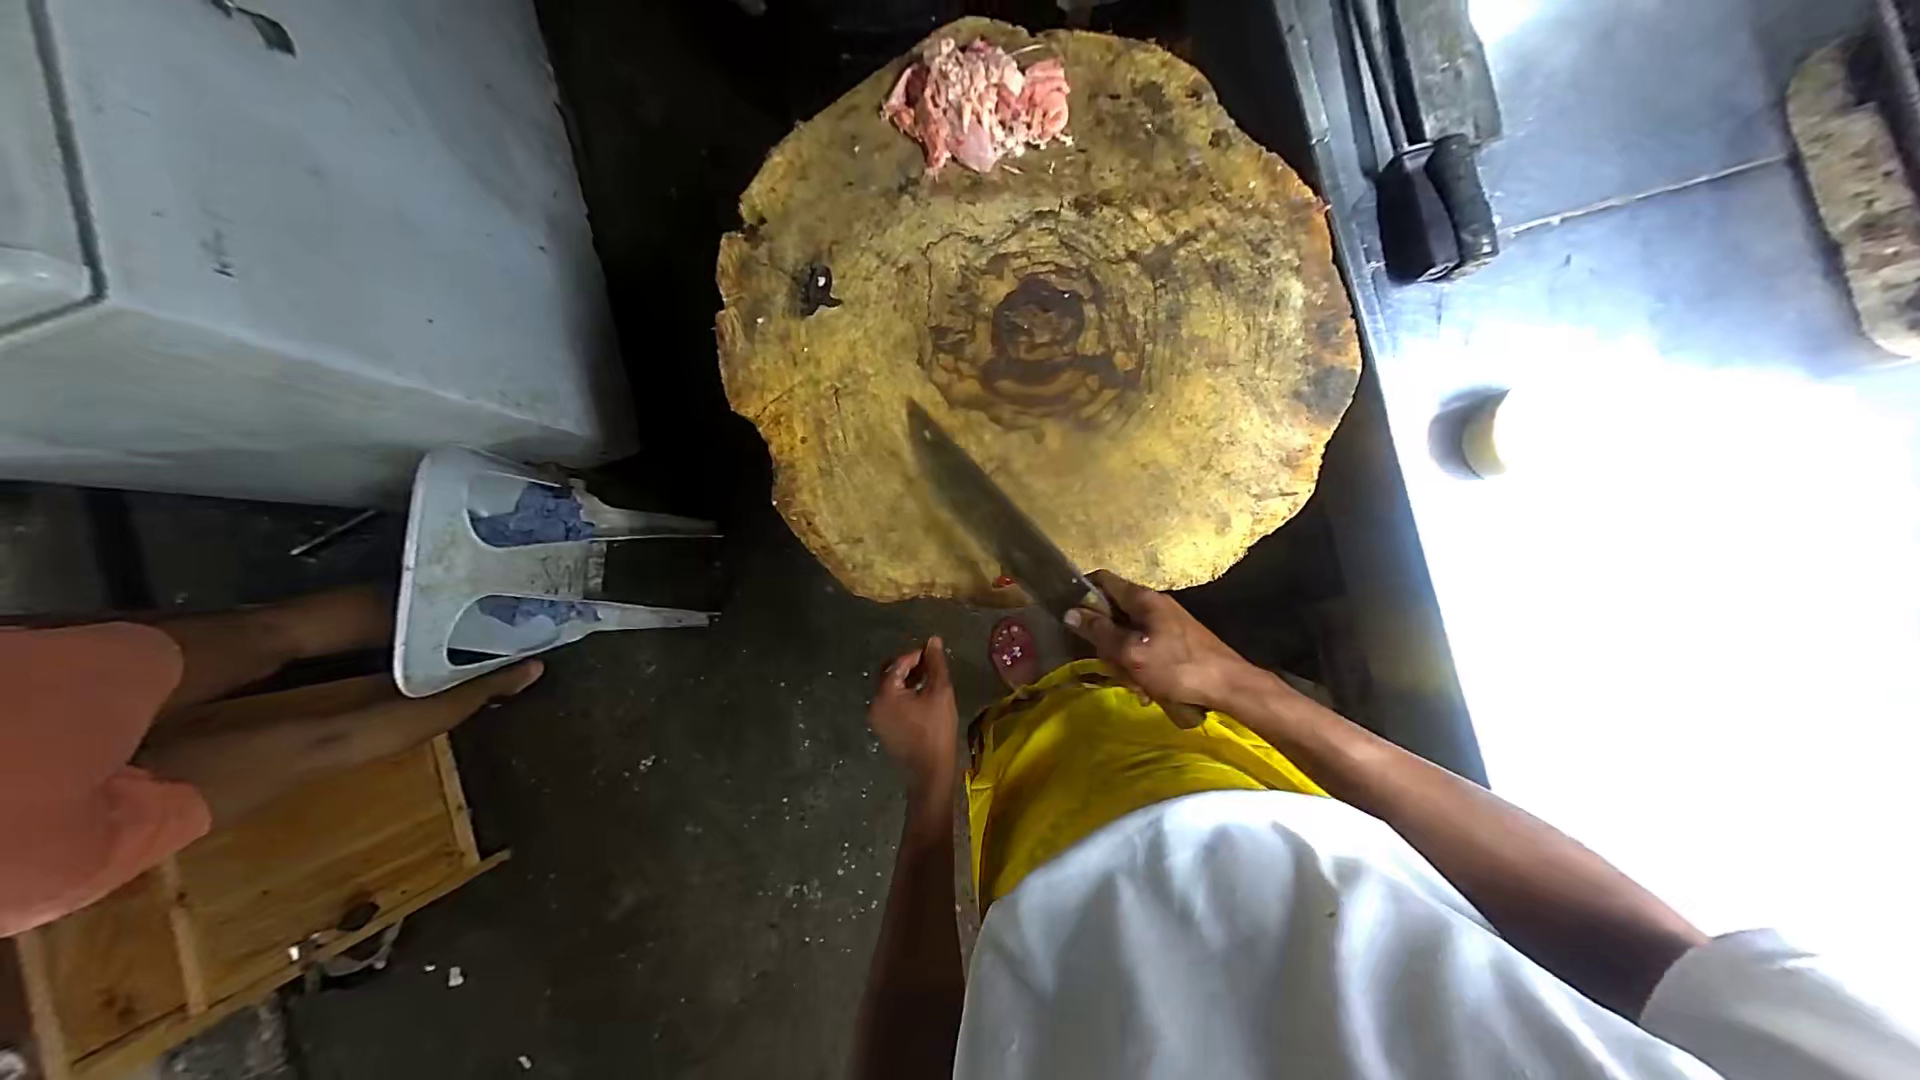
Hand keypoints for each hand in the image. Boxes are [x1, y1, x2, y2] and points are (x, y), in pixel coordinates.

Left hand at [868, 637, 958, 799]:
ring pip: (890, 688)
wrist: (930, 773)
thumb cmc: (937, 731)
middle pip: (889, 673)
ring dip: (908, 679)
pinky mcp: (883, 728)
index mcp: (884, 694)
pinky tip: (923, 695)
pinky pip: (891, 702)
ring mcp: (876, 718)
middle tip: (930, 663)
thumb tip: (933, 640)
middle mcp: (874, 704)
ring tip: (930, 677)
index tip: (933, 652)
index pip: (898, 662)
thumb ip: (936, 663)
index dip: (916, 654)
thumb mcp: (940, 692)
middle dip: (909, 664)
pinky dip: (905, 694)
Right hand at [1065, 570, 1265, 711]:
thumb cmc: (1179, 667)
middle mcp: (1154, 605)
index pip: (1102, 580)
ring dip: (1124, 661)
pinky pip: (1145, 650)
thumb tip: (1069, 612)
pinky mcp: (1176, 644)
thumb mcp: (1132, 652)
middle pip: (1112, 614)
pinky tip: (1149, 689)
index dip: (1082, 593)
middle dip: (1106, 641)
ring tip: (1135, 683)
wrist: (1231, 688)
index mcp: (1143, 598)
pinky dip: (1141, 668)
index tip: (1069, 615)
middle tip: (1112, 665)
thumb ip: (1100, 632)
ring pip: (1127, 637)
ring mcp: (1166, 624)